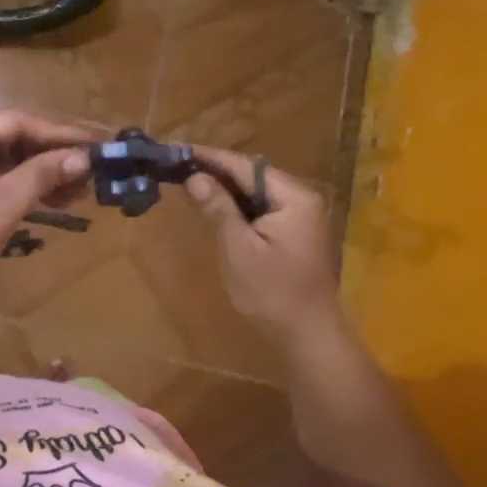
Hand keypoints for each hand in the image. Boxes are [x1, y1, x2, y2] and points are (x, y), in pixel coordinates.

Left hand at [0, 110, 93, 295]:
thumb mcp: (7, 202)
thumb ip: (45, 173)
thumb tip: (83, 158)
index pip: (21, 121)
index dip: (62, 135)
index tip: (96, 144)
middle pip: (12, 135)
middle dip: (52, 156)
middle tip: (90, 172)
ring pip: (3, 155)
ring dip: (38, 172)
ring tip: (76, 192)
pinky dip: (17, 182)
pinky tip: (48, 197)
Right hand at [185, 147, 341, 341]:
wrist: (308, 336)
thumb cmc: (273, 293)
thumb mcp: (239, 248)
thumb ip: (218, 208)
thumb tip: (195, 176)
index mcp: (294, 197)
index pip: (246, 166)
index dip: (211, 157)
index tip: (179, 149)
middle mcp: (302, 199)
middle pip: (252, 175)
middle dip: (216, 170)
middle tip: (178, 165)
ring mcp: (302, 216)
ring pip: (256, 192)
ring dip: (225, 188)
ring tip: (189, 180)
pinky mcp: (295, 233)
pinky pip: (262, 208)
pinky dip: (238, 206)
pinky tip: (214, 205)